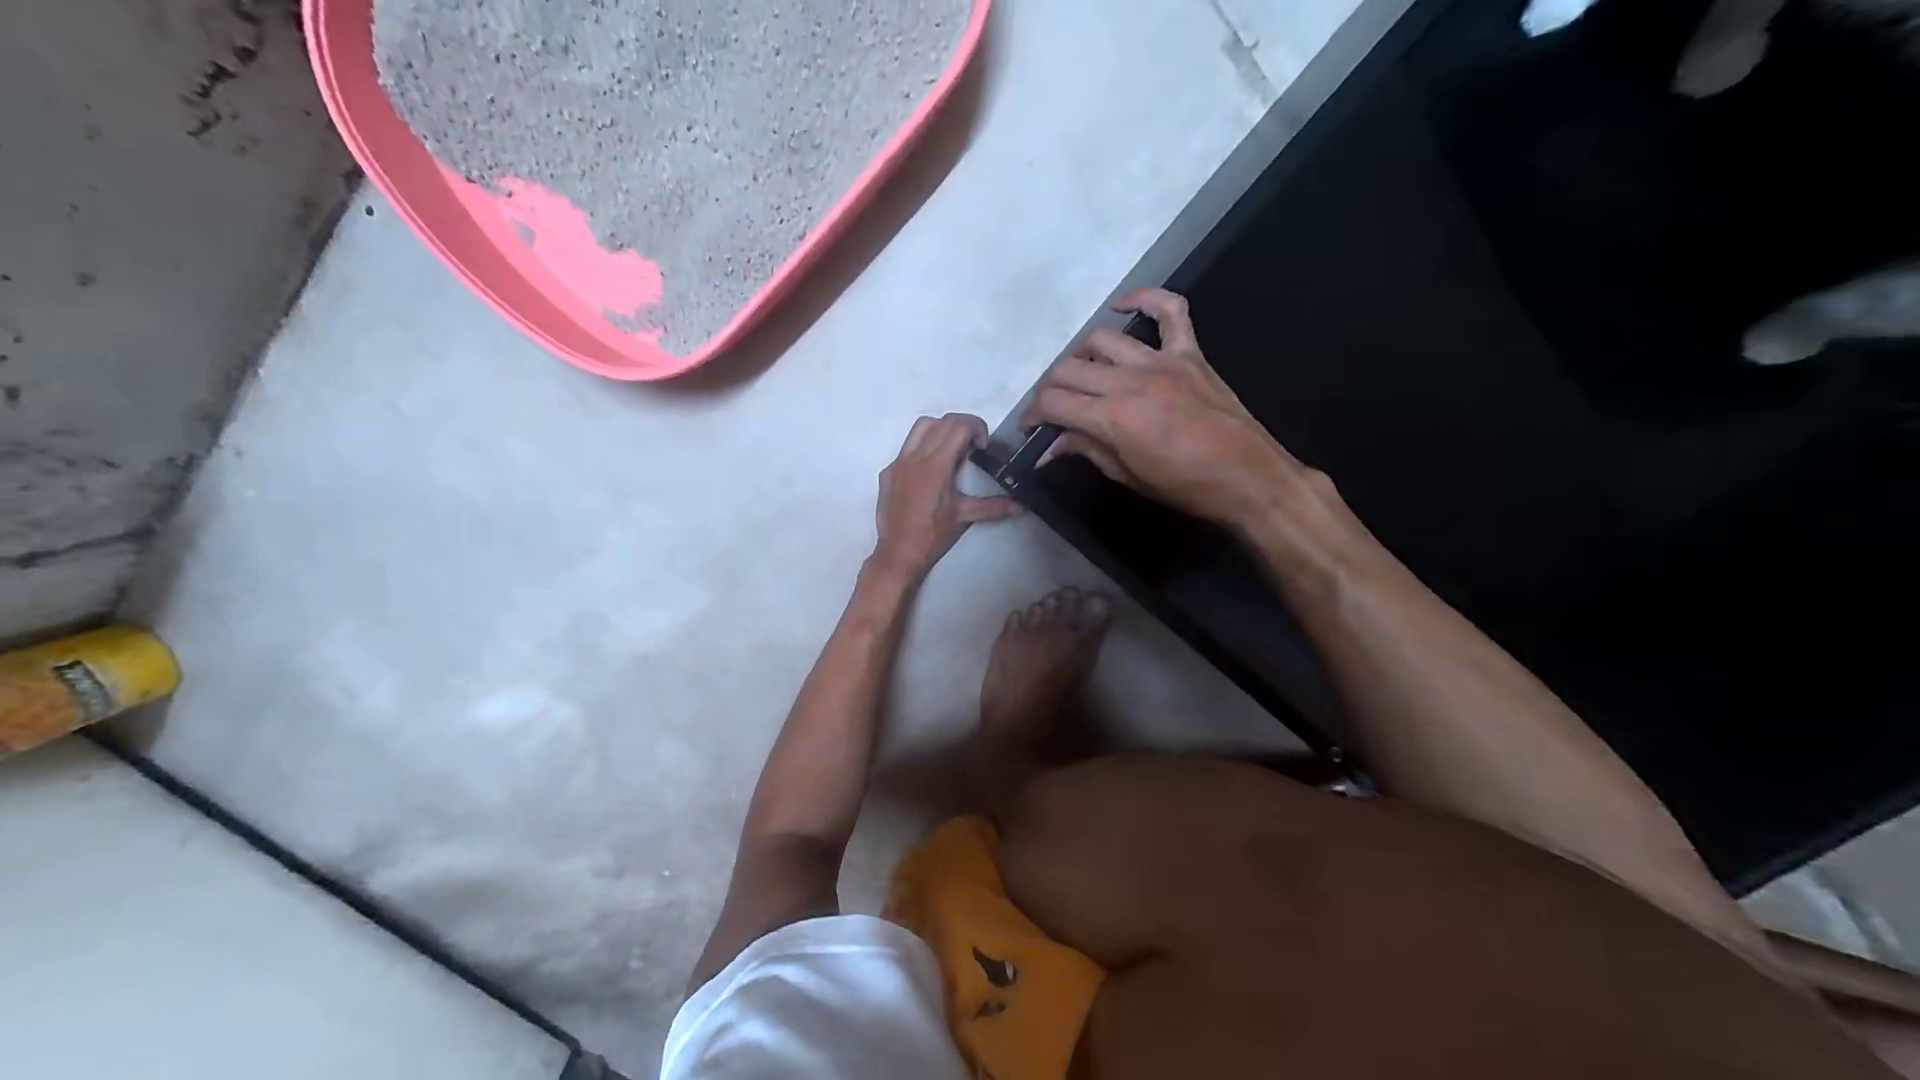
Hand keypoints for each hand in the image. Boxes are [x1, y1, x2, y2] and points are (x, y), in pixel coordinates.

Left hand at [873, 413, 1020, 579]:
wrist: (898, 553)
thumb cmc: (933, 535)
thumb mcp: (964, 517)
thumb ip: (994, 507)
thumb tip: (1021, 506)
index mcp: (935, 464)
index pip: (958, 425)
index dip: (977, 428)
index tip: (982, 447)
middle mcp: (914, 456)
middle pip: (942, 421)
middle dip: (962, 427)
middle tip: (972, 448)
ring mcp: (897, 462)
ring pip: (921, 427)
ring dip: (941, 429)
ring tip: (951, 451)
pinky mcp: (888, 472)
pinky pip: (907, 447)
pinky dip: (923, 447)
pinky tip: (930, 471)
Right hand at [1026, 288, 1304, 528]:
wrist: (1248, 478)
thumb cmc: (1185, 487)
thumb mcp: (1127, 476)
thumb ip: (1086, 450)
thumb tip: (1050, 448)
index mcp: (1112, 418)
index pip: (1053, 403)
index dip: (1033, 416)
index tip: (1032, 428)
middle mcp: (1130, 381)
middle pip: (1069, 369)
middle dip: (1051, 391)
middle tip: (1054, 410)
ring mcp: (1161, 361)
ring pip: (1103, 340)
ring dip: (1082, 357)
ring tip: (1082, 376)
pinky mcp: (1189, 353)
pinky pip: (1170, 310)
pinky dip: (1146, 299)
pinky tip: (1123, 306)